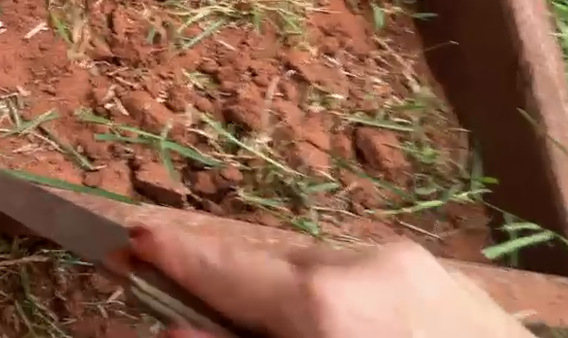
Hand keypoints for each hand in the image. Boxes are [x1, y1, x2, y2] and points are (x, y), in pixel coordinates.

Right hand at [126, 224, 529, 337]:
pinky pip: (349, 272)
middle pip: (259, 255)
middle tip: (158, 259)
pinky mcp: (440, 277)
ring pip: (303, 261)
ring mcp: (410, 264)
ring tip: (234, 296)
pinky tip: (308, 314)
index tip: (126, 238)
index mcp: (333, 301)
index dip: (171, 254)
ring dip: (262, 282)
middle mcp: (365, 262)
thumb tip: (171, 331)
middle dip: (209, 265)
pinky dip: (313, 290)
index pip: (225, 265)